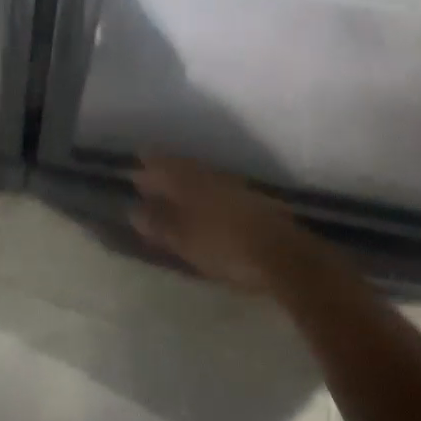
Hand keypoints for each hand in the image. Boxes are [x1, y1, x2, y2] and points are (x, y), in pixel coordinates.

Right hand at [128, 155, 316, 291]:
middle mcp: (211, 177)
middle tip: (152, 181)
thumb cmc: (225, 246)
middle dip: (167, 173)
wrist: (287, 258)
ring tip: (177, 196)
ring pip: (204, 179)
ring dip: (189, 185)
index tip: (136, 162)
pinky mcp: (257, 205)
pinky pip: (222, 193)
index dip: (148, 163)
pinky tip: (210, 209)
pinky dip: (209, 197)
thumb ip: (158, 224)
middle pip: (183, 169)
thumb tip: (134, 211)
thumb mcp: (184, 240)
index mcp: (188, 180)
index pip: (161, 164)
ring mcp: (237, 188)